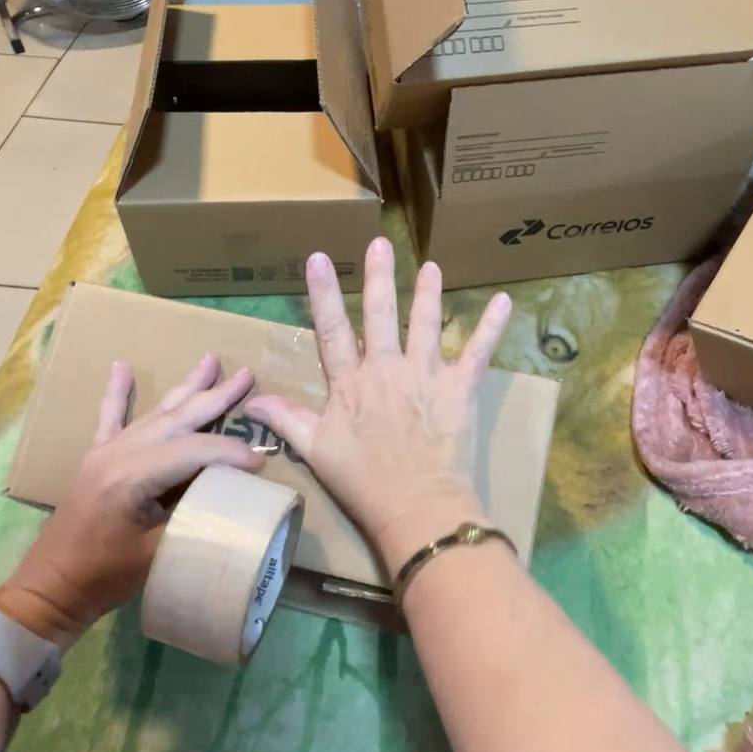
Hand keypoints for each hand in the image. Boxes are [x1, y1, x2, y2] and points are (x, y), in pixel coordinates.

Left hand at [0, 354, 264, 649]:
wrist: (50, 589)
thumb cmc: (105, 577)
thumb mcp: (159, 552)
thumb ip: (194, 516)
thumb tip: (231, 494)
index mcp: (133, 477)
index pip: (193, 450)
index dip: (230, 452)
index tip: (261, 460)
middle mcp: (119, 453)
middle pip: (178, 419)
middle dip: (216, 397)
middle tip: (246, 375)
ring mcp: (105, 451)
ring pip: (156, 412)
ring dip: (187, 386)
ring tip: (210, 360)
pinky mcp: (96, 457)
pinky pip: (110, 417)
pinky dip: (117, 391)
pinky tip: (120, 367)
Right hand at [246, 237, 510, 572]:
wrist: (416, 506)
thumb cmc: (363, 482)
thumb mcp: (317, 451)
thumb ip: (287, 419)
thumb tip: (250, 401)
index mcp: (350, 383)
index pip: (331, 330)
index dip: (323, 293)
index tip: (319, 257)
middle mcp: (386, 369)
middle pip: (380, 314)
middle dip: (378, 277)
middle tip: (380, 244)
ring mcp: (424, 375)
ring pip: (425, 323)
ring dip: (428, 293)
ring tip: (430, 267)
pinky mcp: (458, 387)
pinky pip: (477, 352)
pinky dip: (490, 326)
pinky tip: (502, 302)